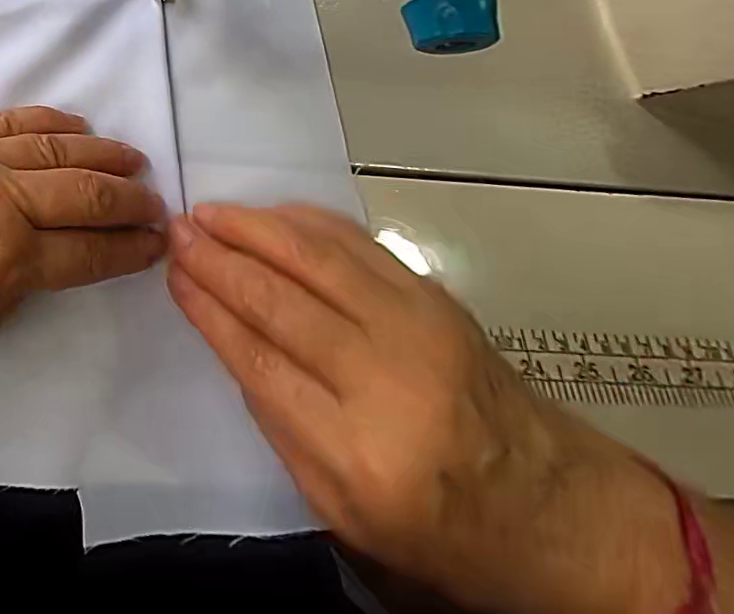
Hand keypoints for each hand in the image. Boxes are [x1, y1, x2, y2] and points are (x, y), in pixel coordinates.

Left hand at [0, 107, 165, 386]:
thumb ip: (12, 291)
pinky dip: (51, 123)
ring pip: (57, 149)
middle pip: (85, 194)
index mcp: (4, 262)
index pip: (90, 253)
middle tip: (155, 206)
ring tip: (131, 163)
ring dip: (103, 157)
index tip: (156, 244)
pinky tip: (76, 129)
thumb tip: (37, 258)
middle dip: (130, 201)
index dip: (130, 250)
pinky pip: (11, 121)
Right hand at [166, 204, 687, 613]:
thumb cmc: (434, 520)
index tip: (173, 271)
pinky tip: (267, 214)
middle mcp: (390, 381)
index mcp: (356, 449)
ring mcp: (422, 331)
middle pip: (278, 299)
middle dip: (217, 259)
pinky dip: (304, 221)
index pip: (255, 354)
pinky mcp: (440, 301)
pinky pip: (358, 244)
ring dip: (252, 227)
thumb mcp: (334, 501)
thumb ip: (274, 415)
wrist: (561, 512)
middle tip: (177, 231)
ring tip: (207, 213)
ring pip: (315, 258)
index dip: (205, 305)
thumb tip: (223, 327)